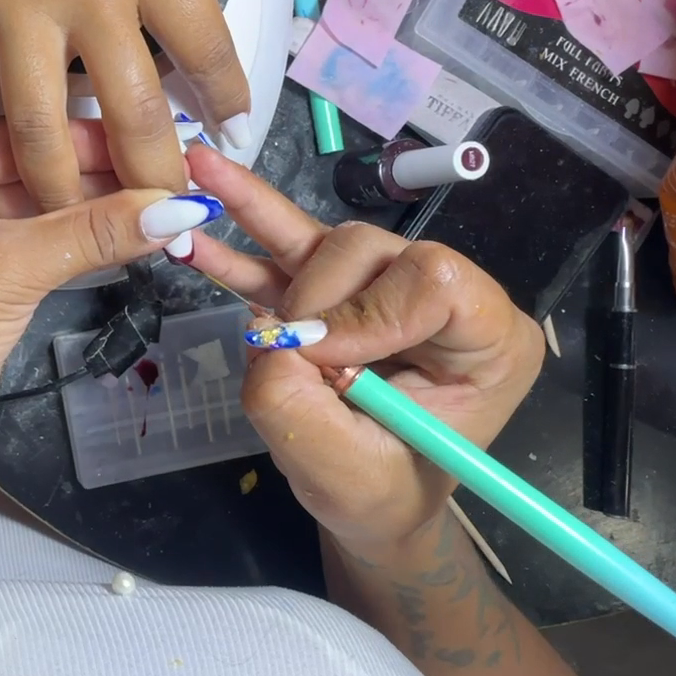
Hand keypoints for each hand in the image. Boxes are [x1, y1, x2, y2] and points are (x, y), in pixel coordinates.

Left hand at [0, 120, 221, 460]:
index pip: (30, 131)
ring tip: (177, 203)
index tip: (170, 139)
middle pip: (44, 166)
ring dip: (106, 212)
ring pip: (51, 206)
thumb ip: (95, 233)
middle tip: (184, 175)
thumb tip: (183, 207)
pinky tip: (141, 234)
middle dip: (110, 177)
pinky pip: (50, 242)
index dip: (100, 138)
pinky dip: (90, 242)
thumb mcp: (11, 267)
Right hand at [176, 146, 544, 550]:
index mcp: (484, 342)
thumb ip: (299, 408)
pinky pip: (281, 260)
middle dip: (311, 295)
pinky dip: (237, 248)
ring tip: (201, 172)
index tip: (325, 360)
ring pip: (319, 240)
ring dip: (256, 218)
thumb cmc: (376, 496)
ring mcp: (379, 288)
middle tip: (281, 351)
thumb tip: (263, 335)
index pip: (434, 279)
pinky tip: (191, 233)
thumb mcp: (343, 473)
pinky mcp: (329, 293)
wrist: (367, 502)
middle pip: (367, 250)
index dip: (367, 309)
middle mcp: (440, 298)